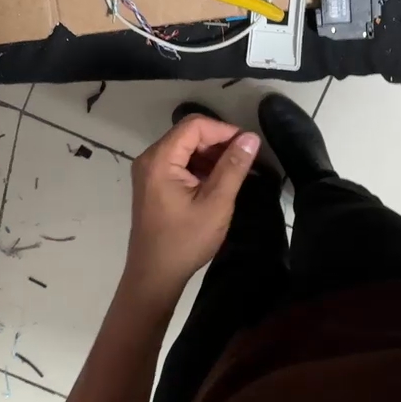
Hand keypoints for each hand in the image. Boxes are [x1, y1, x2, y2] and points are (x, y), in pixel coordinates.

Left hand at [124, 116, 260, 303]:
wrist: (154, 276)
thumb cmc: (185, 241)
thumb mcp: (216, 203)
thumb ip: (233, 167)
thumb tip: (251, 138)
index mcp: (160, 160)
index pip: (195, 125)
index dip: (224, 130)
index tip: (248, 146)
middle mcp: (150, 158)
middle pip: (189, 134)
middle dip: (219, 142)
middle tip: (245, 160)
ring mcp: (150, 171)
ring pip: (186, 147)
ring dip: (211, 155)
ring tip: (236, 172)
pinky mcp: (154, 183)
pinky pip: (180, 162)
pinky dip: (200, 166)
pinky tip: (218, 182)